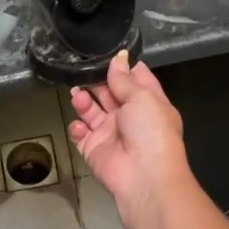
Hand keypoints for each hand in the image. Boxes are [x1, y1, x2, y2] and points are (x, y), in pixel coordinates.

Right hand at [67, 51, 190, 220]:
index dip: (123, 67)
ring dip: (84, 100)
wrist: (143, 176)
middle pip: (110, 93)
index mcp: (149, 102)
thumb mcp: (143, 97)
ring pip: (92, 111)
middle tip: (83, 70)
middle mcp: (129, 116)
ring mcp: (110, 133)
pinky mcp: (94, 149)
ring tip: (77, 94)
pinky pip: (81, 134)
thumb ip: (125, 79)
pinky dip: (76, 128)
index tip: (107, 53)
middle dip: (97, 81)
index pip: (135, 79)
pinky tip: (78, 124)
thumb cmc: (151, 131)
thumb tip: (118, 59)